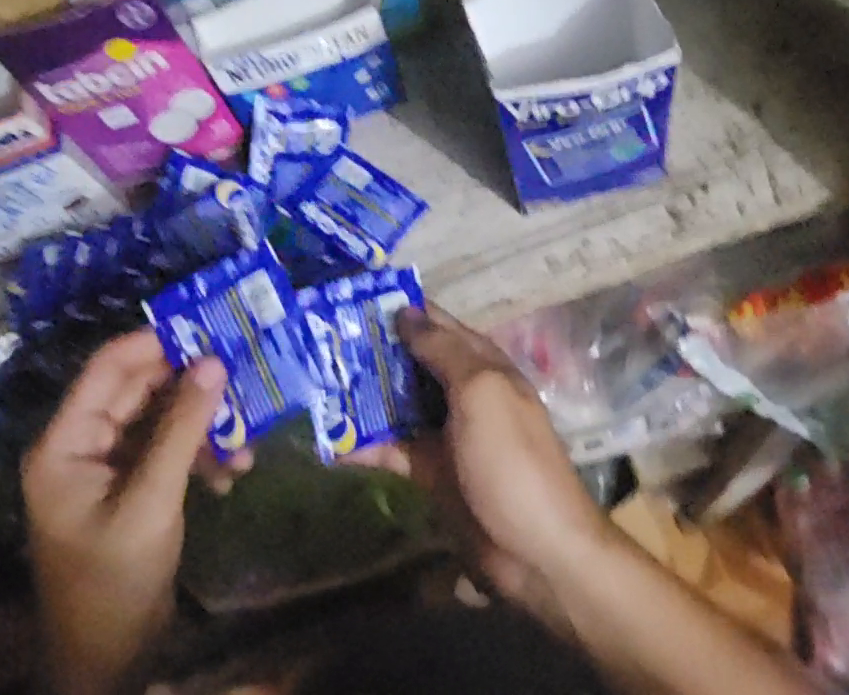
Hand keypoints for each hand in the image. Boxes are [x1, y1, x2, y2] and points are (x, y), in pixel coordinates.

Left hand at [21, 331, 227, 694]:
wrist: (109, 656)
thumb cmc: (115, 578)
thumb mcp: (152, 499)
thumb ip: (181, 429)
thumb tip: (214, 362)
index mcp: (66, 442)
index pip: (108, 369)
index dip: (155, 342)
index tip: (209, 327)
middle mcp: (84, 444)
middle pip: (140, 390)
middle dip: (191, 383)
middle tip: (241, 367)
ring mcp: (110, 466)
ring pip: (162, 418)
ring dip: (204, 424)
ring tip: (245, 435)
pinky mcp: (134, 485)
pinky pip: (170, 449)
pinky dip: (201, 453)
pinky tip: (232, 471)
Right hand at [351, 308, 615, 623]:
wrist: (535, 549)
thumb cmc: (511, 460)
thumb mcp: (482, 393)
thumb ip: (444, 352)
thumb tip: (406, 313)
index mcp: (482, 365)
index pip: (436, 324)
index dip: (399, 310)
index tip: (350, 300)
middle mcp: (463, 392)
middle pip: (411, 362)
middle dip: (371, 352)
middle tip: (320, 343)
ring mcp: (446, 432)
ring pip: (397, 403)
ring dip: (361, 396)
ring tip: (313, 384)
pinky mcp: (431, 471)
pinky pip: (392, 449)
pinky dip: (363, 446)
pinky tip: (328, 442)